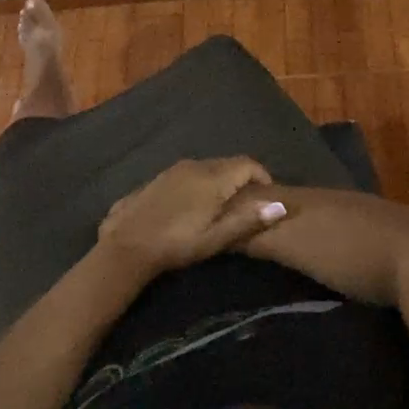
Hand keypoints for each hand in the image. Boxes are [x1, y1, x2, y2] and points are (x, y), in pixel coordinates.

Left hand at [97, 158, 289, 276]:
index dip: (262, 176)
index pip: (247, 164)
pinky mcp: (159, 177)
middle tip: (246, 205)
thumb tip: (280, 205)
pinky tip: (192, 207)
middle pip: (228, 164)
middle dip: (241, 179)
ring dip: (220, 181)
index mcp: (213, 177)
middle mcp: (196, 165)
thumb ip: (247, 220)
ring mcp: (174, 169)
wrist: (127, 244)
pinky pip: (189, 173)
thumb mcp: (215, 238)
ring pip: (207, 168)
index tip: (266, 197)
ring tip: (221, 207)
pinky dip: (199, 184)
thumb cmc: (177, 244)